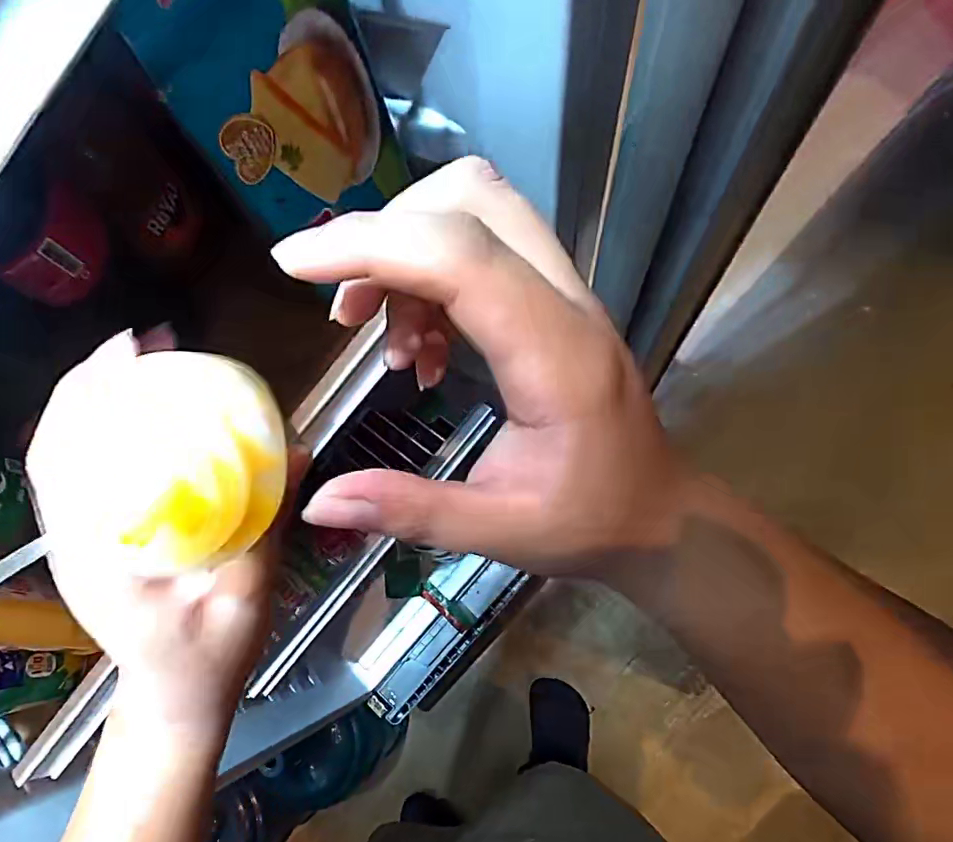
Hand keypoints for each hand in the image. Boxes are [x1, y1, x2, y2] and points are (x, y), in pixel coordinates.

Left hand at [27, 331, 301, 751]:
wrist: (176, 696)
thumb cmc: (205, 661)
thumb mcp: (245, 601)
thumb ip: (267, 532)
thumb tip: (297, 456)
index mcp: (94, 556)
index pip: (63, 458)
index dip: (88, 394)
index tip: (128, 351)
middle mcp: (74, 540)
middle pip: (62, 442)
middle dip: (99, 383)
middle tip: (151, 347)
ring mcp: (82, 540)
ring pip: (75, 455)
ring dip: (107, 404)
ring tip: (153, 369)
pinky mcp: (101, 542)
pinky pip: (98, 475)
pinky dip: (119, 436)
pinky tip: (159, 420)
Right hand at [271, 157, 686, 578]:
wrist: (660, 517)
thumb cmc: (589, 524)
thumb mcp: (498, 531)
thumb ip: (410, 511)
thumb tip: (316, 503)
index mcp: (554, 356)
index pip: (458, 257)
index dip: (368, 246)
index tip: (292, 264)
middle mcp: (565, 305)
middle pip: (472, 199)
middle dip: (387, 234)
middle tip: (346, 309)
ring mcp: (566, 297)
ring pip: (480, 211)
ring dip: (409, 254)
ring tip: (384, 342)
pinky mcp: (555, 307)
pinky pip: (487, 253)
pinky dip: (433, 282)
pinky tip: (422, 352)